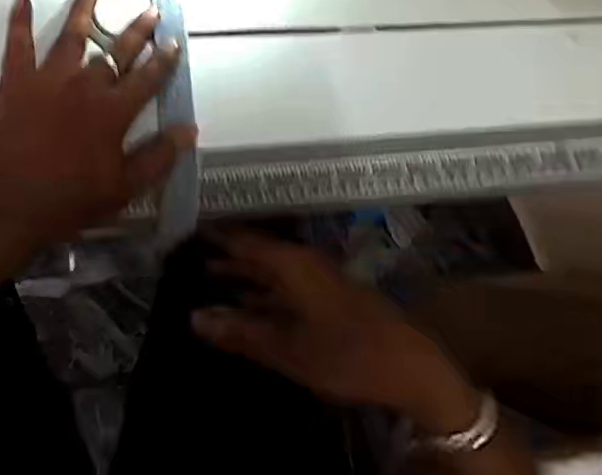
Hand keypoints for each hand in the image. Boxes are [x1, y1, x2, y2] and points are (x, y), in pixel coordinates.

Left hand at [0, 0, 191, 269]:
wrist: (5, 204)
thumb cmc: (66, 201)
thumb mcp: (122, 189)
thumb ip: (157, 157)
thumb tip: (190, 128)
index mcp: (112, 112)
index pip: (146, 79)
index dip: (163, 61)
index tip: (174, 42)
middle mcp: (83, 85)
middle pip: (115, 51)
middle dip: (136, 31)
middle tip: (151, 10)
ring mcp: (47, 79)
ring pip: (70, 36)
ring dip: (83, 10)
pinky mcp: (15, 81)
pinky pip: (17, 43)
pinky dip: (18, 19)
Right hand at [191, 231, 481, 433]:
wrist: (415, 370)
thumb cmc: (346, 354)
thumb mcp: (287, 349)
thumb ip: (240, 332)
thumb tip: (193, 317)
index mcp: (288, 262)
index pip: (240, 239)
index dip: (213, 236)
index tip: (186, 232)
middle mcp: (301, 260)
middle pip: (255, 251)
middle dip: (225, 253)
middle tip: (191, 254)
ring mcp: (318, 277)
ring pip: (271, 268)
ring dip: (244, 273)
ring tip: (211, 274)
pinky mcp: (330, 295)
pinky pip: (285, 283)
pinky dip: (264, 289)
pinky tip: (249, 302)